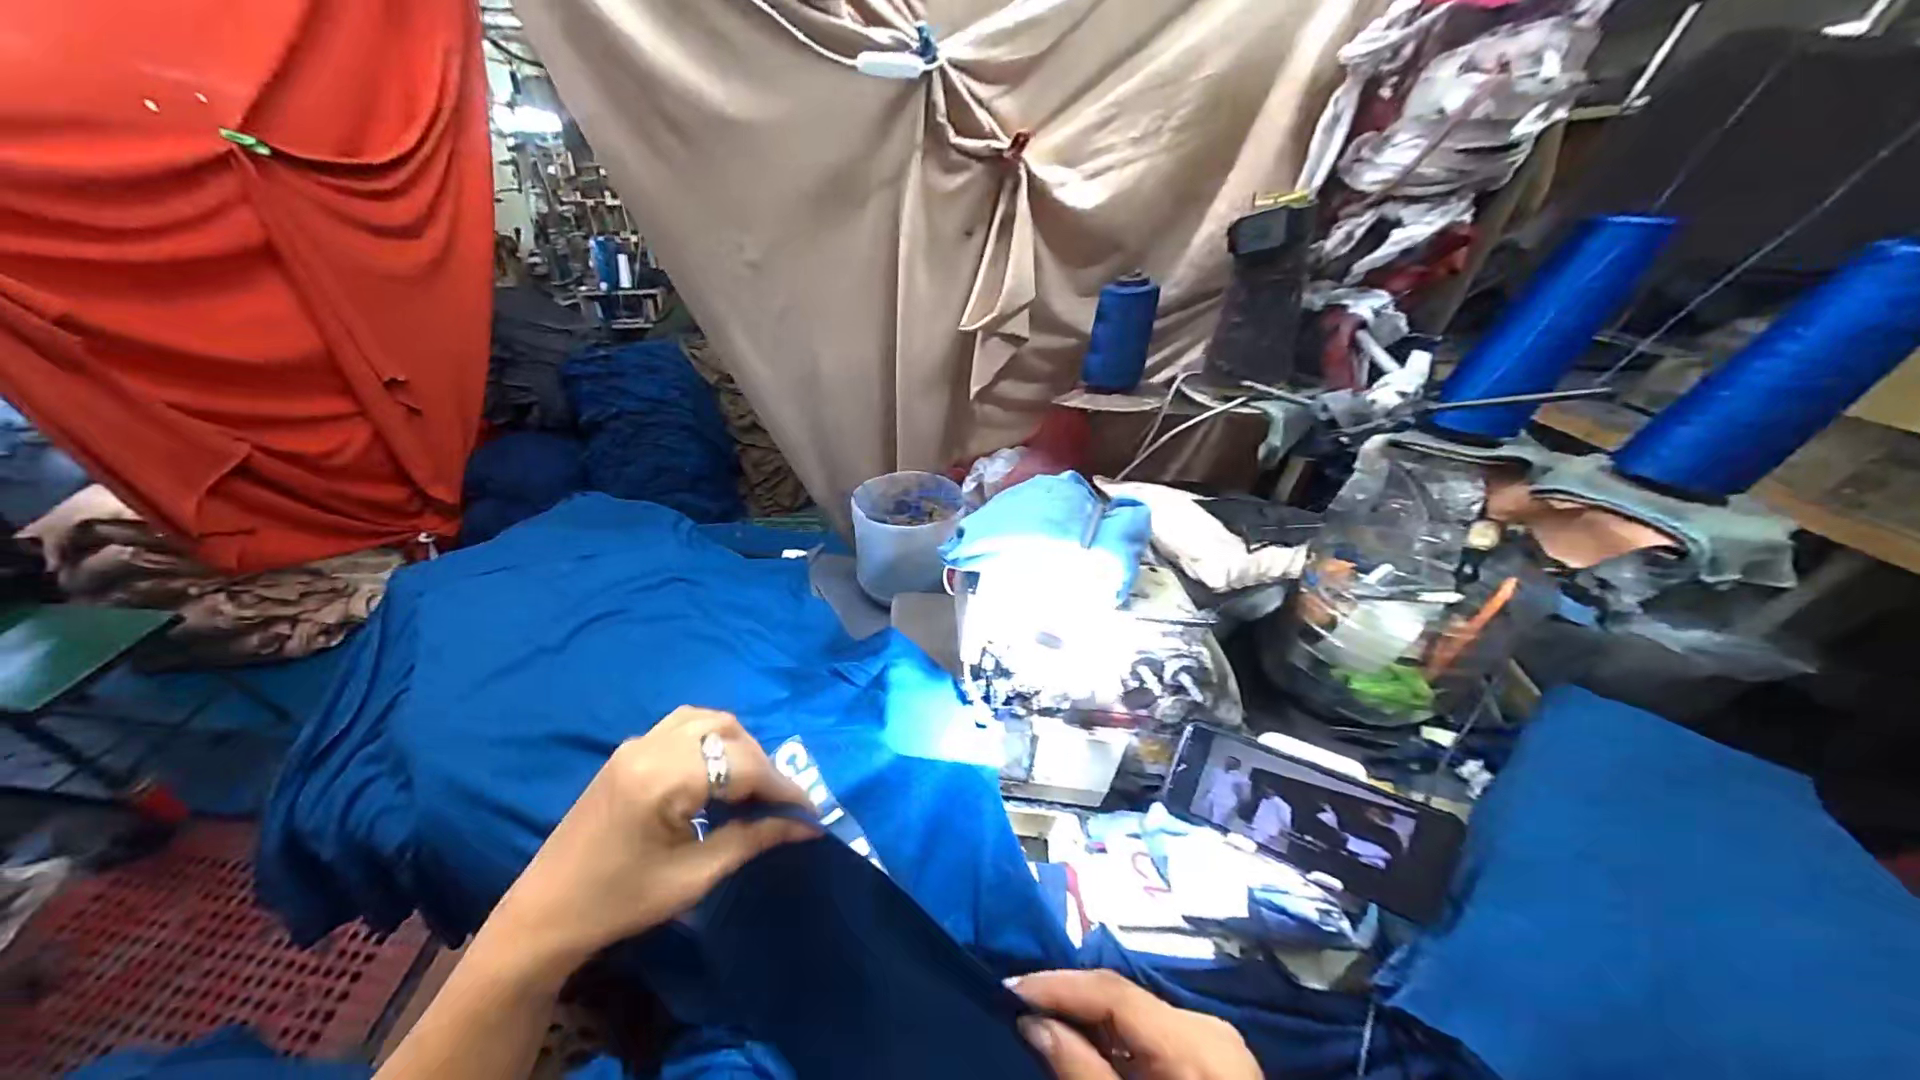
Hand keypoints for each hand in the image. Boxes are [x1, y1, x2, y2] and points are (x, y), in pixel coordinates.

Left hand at [484, 707, 820, 985]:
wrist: (543, 915)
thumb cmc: (620, 902)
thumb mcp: (694, 876)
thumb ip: (754, 839)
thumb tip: (806, 826)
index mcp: (663, 779)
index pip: (743, 766)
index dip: (783, 788)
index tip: (811, 810)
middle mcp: (650, 747)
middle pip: (729, 733)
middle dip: (762, 765)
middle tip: (778, 804)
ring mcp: (636, 744)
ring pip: (708, 720)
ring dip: (739, 746)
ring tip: (750, 786)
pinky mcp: (628, 751)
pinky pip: (684, 724)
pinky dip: (712, 739)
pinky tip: (717, 772)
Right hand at [1009, 970, 1259, 1079]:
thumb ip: (1082, 1074)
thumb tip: (1032, 1021)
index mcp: (1195, 1041)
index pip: (1112, 991)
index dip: (1056, 985)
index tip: (1007, 990)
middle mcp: (1206, 1025)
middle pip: (1121, 996)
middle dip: (1067, 999)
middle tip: (1016, 1006)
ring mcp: (1213, 1040)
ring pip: (1132, 1011)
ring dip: (1086, 1017)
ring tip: (1039, 1020)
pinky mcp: (1211, 1058)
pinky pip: (1149, 1032)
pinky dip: (1112, 1037)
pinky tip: (1082, 1045)